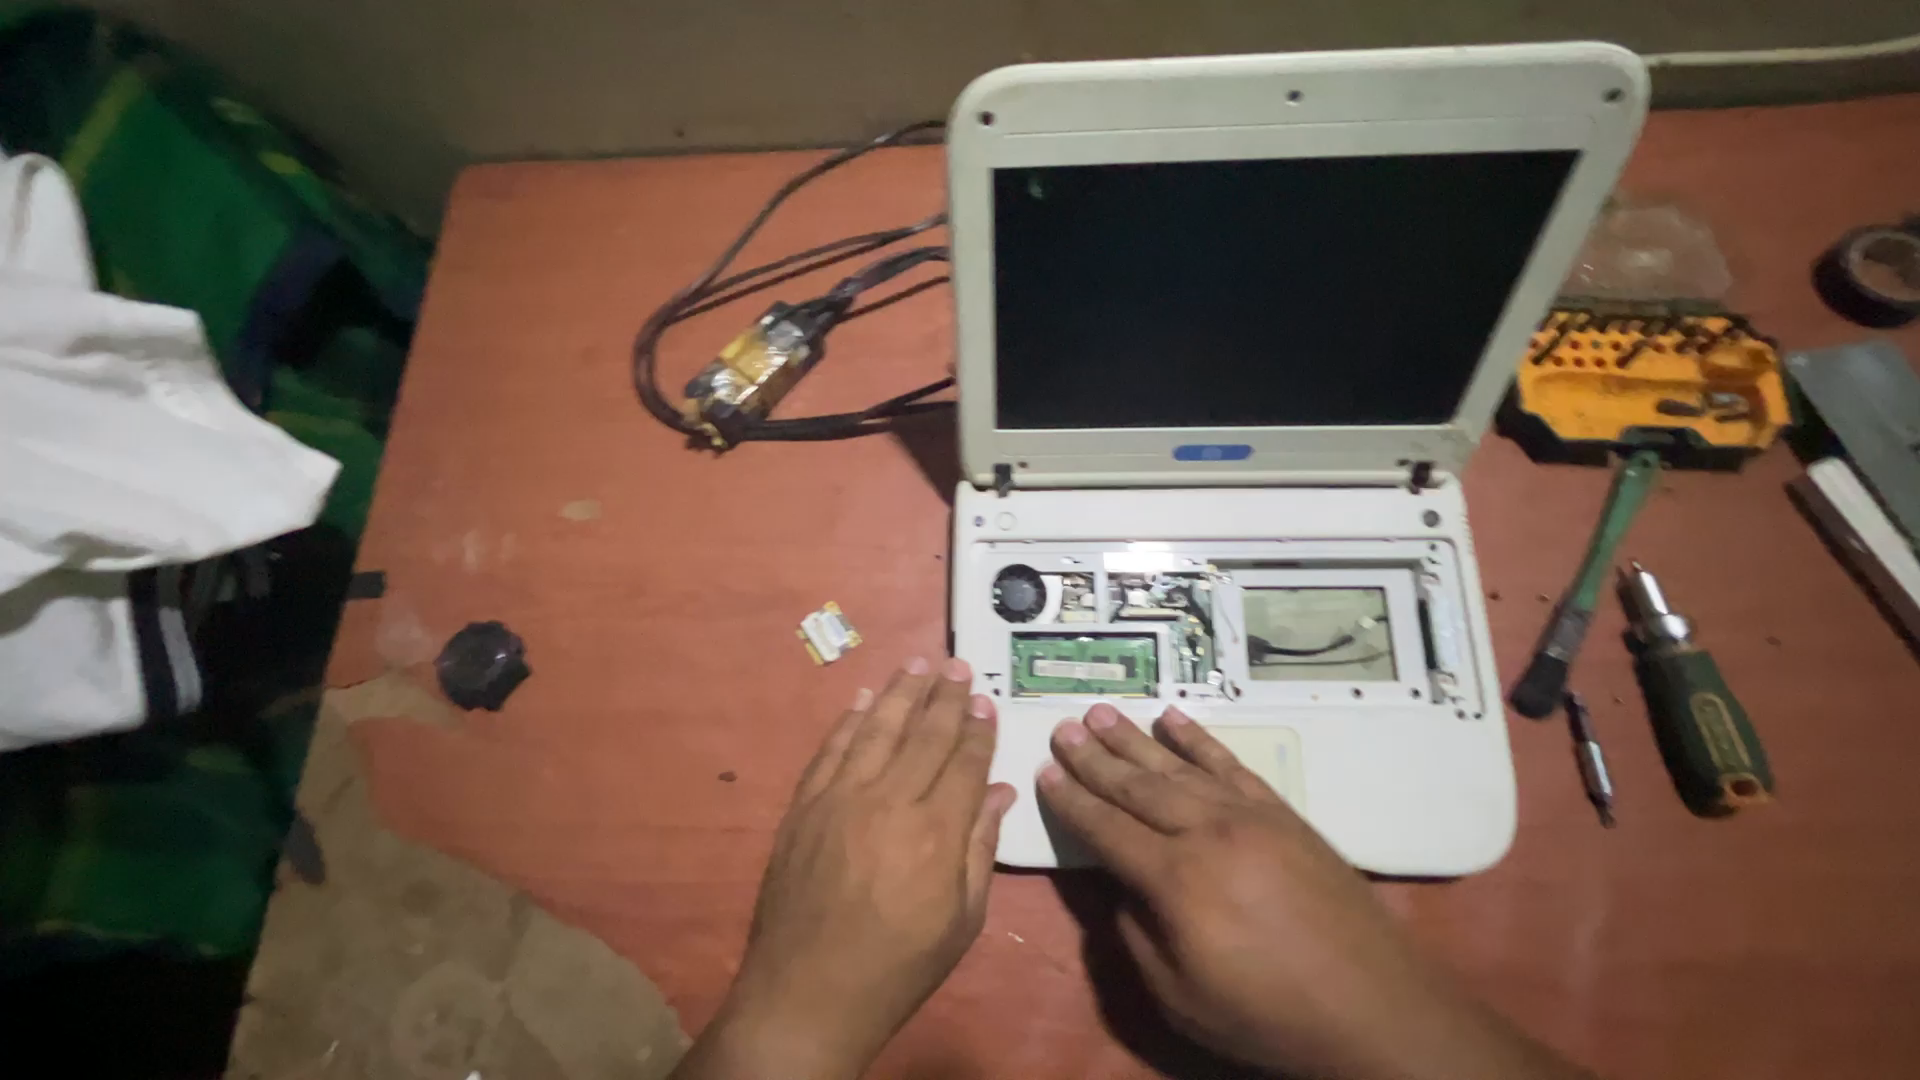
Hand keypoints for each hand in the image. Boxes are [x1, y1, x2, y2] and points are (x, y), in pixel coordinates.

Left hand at [671, 658, 1014, 1079]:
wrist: (806, 995)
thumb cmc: (897, 966)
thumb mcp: (960, 921)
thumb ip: (980, 848)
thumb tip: (1001, 792)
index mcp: (936, 833)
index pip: (964, 762)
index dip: (978, 728)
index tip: (986, 700)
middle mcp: (890, 801)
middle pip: (925, 734)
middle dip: (946, 696)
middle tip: (958, 665)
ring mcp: (841, 798)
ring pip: (878, 728)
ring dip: (900, 692)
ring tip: (918, 663)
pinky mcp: (805, 805)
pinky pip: (832, 750)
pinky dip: (850, 720)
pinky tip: (864, 699)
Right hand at [1039, 704, 1591, 1079]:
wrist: (1375, 1008)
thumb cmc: (1268, 1014)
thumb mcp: (1179, 996)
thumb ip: (1135, 932)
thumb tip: (1119, 881)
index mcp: (1175, 881)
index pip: (1106, 828)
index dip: (1071, 800)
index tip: (1045, 770)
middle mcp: (1205, 833)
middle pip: (1135, 787)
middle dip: (1093, 757)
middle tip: (1064, 726)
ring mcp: (1246, 815)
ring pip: (1176, 766)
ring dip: (1134, 739)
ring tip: (1101, 713)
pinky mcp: (1279, 811)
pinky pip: (1228, 764)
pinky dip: (1197, 740)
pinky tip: (1172, 718)